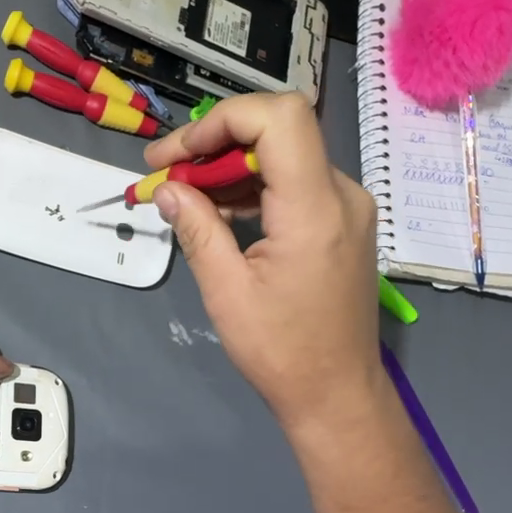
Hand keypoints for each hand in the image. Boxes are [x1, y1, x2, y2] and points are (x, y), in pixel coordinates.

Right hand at [144, 93, 383, 427]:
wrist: (336, 393)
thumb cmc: (281, 352)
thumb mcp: (227, 293)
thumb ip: (198, 231)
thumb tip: (167, 190)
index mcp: (314, 209)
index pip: (278, 119)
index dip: (222, 121)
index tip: (178, 156)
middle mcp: (341, 195)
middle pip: (279, 132)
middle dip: (215, 144)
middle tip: (164, 174)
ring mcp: (347, 208)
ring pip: (285, 157)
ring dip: (230, 168)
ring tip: (182, 196)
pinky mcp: (342, 224)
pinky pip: (295, 185)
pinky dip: (254, 189)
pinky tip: (218, 213)